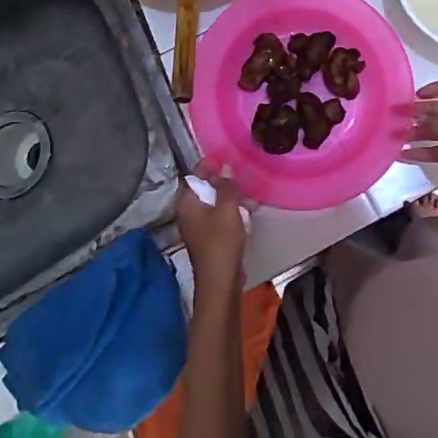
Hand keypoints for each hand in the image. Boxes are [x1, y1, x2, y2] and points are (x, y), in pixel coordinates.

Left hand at [176, 173, 247, 292]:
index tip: (227, 158)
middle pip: (204, 190)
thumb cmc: (221, 241)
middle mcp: (188, 213)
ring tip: (251, 195)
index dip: (209, 166)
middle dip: (224, 183)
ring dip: (231, 198)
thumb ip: (226, 187)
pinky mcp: (209, 238)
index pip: (194, 176)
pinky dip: (232, 212)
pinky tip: (249, 211)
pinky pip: (219, 217)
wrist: (220, 280)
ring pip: (214, 204)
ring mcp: (198, 227)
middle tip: (242, 176)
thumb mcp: (227, 209)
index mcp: (187, 204)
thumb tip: (226, 167)